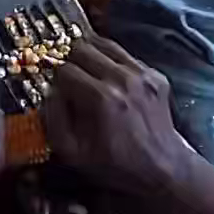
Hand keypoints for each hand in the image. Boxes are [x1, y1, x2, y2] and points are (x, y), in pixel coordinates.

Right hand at [43, 36, 201, 199]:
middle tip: (67, 74)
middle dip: (69, 59)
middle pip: (83, 48)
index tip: (54, 86)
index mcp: (100, 98)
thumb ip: (53, 118)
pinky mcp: (155, 75)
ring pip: (104, 44)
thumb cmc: (114, 164)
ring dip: (89, 53)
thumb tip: (49, 90)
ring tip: (83, 68)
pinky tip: (108, 77)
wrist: (163, 169)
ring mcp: (142, 74)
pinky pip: (125, 55)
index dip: (54, 76)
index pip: (64, 69)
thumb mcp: (72, 152)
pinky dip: (111, 61)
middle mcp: (122, 79)